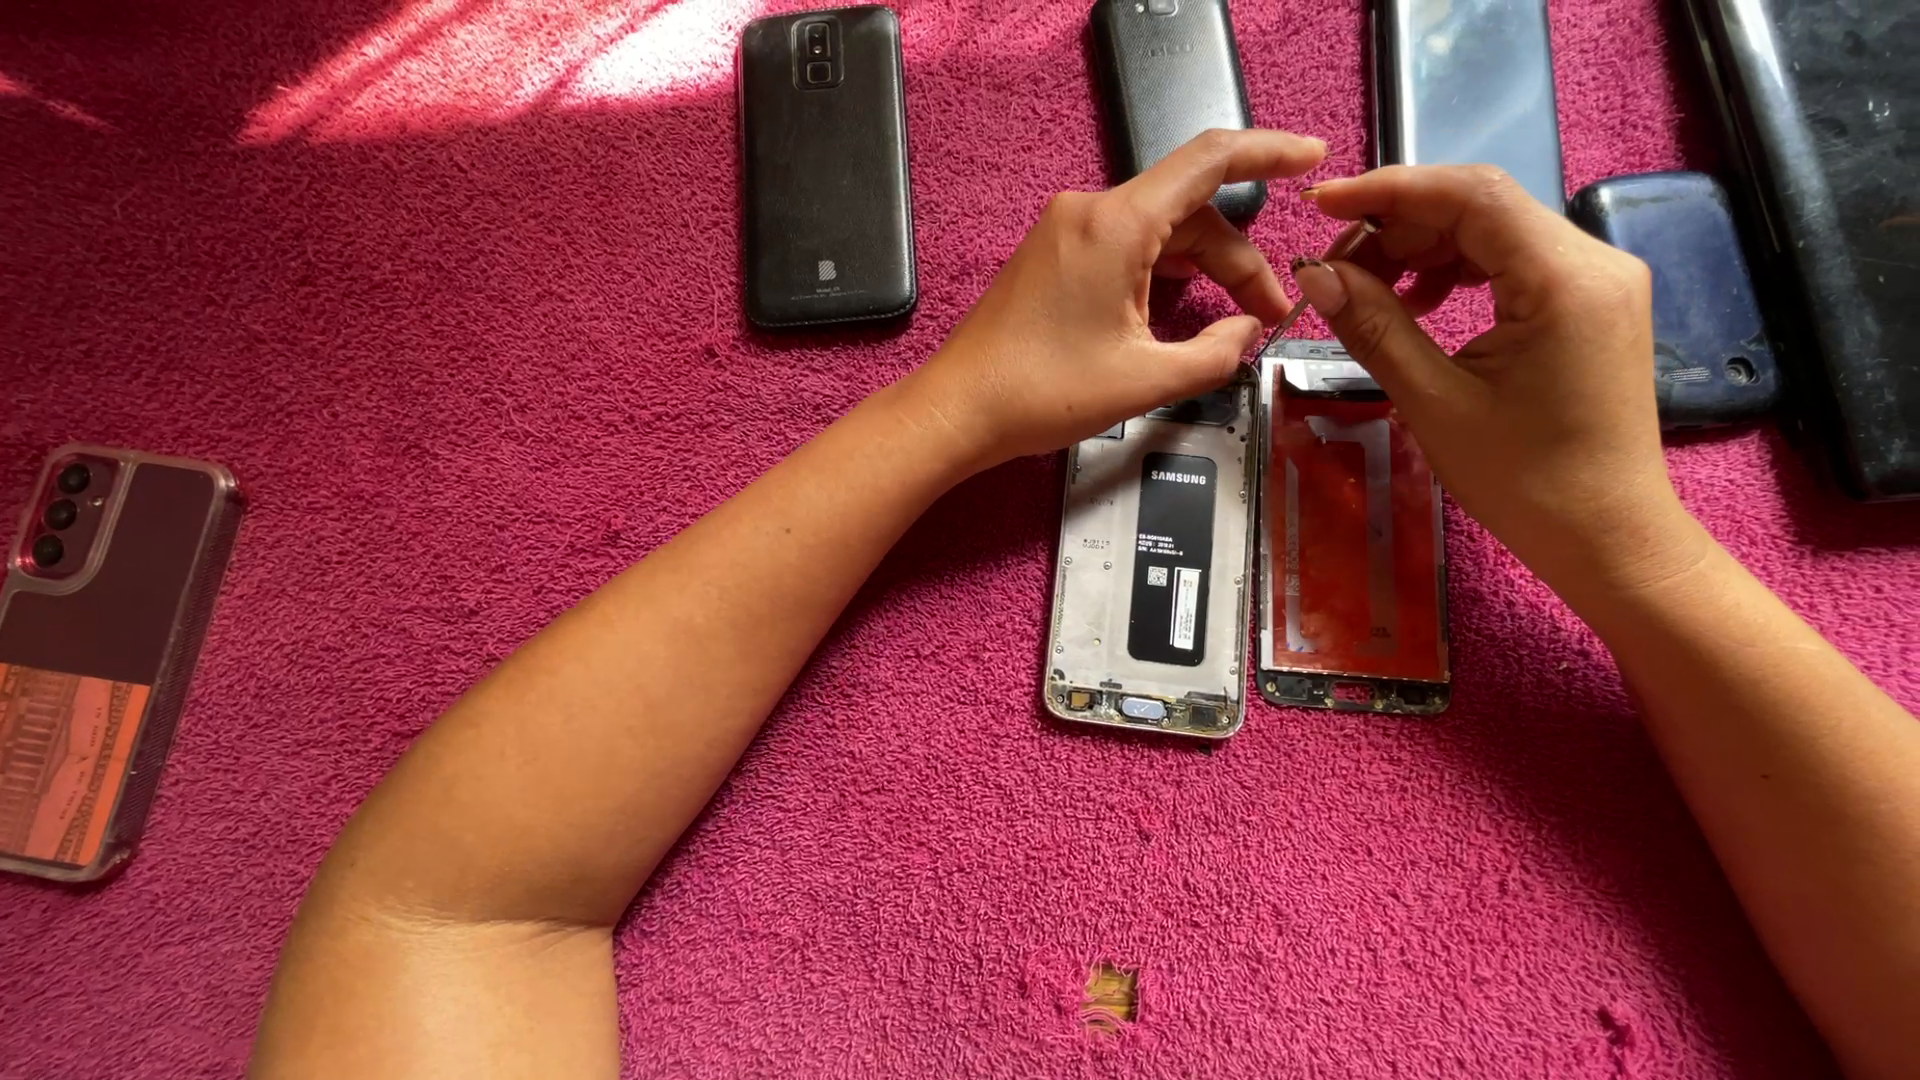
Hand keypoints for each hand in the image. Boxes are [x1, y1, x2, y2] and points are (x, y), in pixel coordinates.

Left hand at [904, 129, 1326, 466]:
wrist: (959, 410)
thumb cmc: (1041, 394)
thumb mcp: (1145, 380)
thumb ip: (1215, 354)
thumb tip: (1246, 332)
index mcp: (1117, 225)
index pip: (1211, 160)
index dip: (1271, 152)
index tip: (1314, 160)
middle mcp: (1089, 213)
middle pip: (1189, 212)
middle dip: (1238, 260)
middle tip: (1270, 315)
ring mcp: (1064, 233)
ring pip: (1157, 233)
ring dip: (1200, 270)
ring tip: (1232, 321)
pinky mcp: (1051, 258)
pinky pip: (1122, 250)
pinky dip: (1159, 275)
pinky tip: (1177, 311)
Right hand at [1286, 165, 1708, 601]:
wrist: (1602, 530)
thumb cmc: (1519, 477)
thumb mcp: (1432, 400)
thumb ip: (1374, 326)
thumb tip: (1316, 275)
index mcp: (1564, 279)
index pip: (1471, 195)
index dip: (1389, 190)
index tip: (1322, 203)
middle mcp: (1592, 260)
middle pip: (1480, 207)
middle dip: (1398, 228)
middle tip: (1335, 271)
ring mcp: (1595, 279)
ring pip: (1492, 232)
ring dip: (1421, 251)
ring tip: (1368, 292)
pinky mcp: (1585, 302)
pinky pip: (1509, 262)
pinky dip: (1453, 272)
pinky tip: (1419, 305)